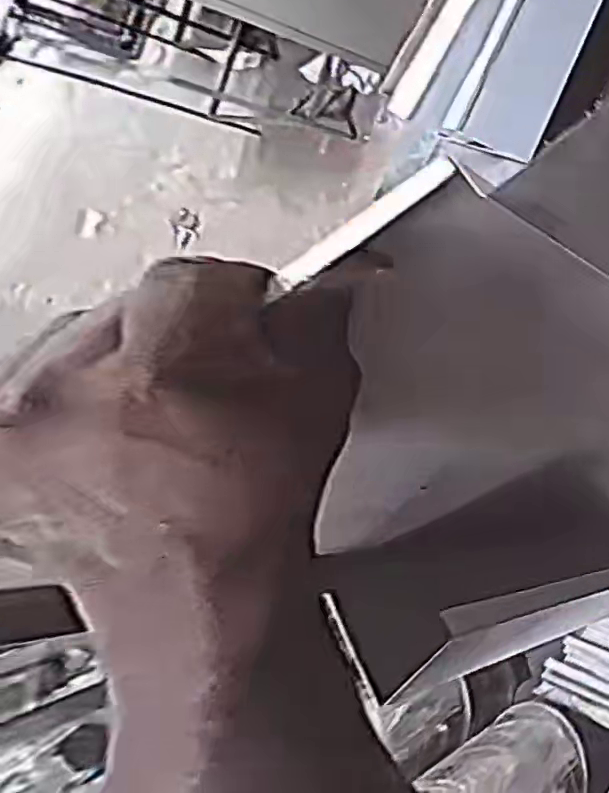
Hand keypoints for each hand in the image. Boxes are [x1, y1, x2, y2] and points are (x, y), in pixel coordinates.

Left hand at [0, 258, 360, 594]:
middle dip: (187, 323)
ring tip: (173, 401)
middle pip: (133, 304)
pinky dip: (83, 392)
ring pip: (79, 339)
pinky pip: (34, 383)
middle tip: (226, 363)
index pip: (193, 275)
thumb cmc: (260, 496)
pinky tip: (128, 425)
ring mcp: (10, 420)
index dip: (243, 288)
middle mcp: (68, 386)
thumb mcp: (321, 394)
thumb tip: (331, 281)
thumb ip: (319, 323)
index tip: (261, 306)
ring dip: (132, 355)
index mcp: (167, 366)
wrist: (196, 577)